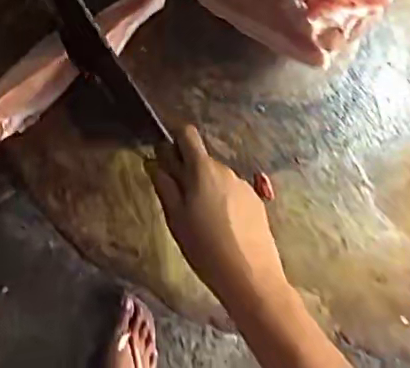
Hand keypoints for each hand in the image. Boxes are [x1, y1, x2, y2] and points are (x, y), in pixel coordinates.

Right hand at [146, 125, 285, 303]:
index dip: (175, 140)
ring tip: (205, 224)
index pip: (187, 133)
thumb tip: (153, 162)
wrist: (251, 276)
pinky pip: (233, 192)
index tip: (167, 159)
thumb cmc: (205, 248)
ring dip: (207, 190)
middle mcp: (224, 168)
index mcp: (202, 168)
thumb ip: (164, 186)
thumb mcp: (176, 219)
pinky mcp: (256, 200)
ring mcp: (242, 183)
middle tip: (182, 205)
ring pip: (217, 178)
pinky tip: (225, 230)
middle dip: (189, 174)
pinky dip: (225, 203)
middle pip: (201, 159)